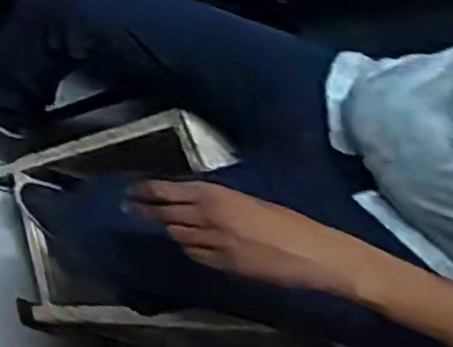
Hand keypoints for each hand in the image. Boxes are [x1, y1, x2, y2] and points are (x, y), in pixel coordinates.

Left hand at [132, 181, 377, 298]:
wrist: (321, 253)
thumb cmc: (286, 221)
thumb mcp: (241, 198)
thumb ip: (209, 197)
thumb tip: (183, 196)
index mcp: (211, 194)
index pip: (162, 190)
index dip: (143, 191)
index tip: (131, 191)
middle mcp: (207, 214)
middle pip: (164, 213)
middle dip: (146, 211)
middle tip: (132, 209)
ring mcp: (217, 241)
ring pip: (177, 234)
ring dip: (171, 230)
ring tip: (165, 227)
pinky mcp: (229, 264)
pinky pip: (197, 255)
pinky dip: (190, 249)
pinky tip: (191, 245)